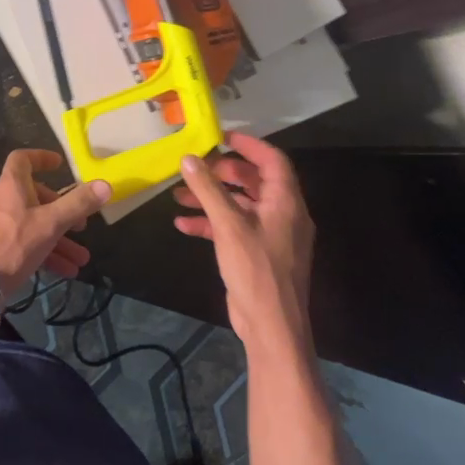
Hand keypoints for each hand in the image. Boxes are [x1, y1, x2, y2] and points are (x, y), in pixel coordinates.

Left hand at [0, 149, 111, 291]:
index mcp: (9, 185)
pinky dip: (44, 251)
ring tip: (81, 258)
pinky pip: (23, 241)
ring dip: (58, 239)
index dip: (41, 158)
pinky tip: (66, 271)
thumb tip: (106, 184)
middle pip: (33, 196)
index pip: (22, 159)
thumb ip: (78, 204)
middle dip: (60, 211)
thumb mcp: (51, 223)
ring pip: (32, 223)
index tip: (60, 164)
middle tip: (80, 225)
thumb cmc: (14, 244)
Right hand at [173, 133, 315, 352]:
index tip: (220, 137)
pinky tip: (183, 225)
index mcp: (285, 203)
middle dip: (222, 172)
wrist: (271, 327)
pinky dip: (210, 222)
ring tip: (178, 196)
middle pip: (254, 181)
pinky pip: (233, 228)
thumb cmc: (256, 270)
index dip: (249, 145)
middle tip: (194, 169)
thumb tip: (189, 158)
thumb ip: (208, 189)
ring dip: (211, 198)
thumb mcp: (228, 225)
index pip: (273, 161)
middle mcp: (282, 215)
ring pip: (240, 205)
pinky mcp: (256, 253)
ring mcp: (270, 236)